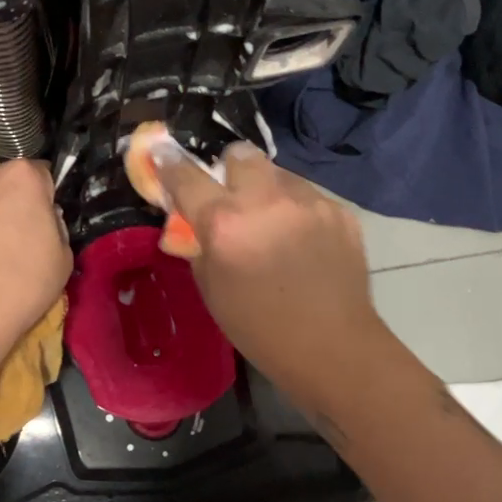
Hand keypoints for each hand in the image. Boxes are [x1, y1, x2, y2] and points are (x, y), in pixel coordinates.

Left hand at [0, 160, 71, 357]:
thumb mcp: (63, 258)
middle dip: (5, 205)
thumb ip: (52, 226)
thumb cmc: (21, 286)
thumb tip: (38, 223)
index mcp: (22, 177)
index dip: (42, 200)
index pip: (40, 175)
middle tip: (7, 242)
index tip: (39, 225)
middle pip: (0, 184)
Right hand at [153, 141, 389, 389]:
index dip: (170, 163)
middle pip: (240, 154)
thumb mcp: (210, 288)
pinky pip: (307, 195)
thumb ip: (198, 244)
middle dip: (230, 168)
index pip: (187, 177)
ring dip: (266, 189)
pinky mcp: (339, 210)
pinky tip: (302, 241)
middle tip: (231, 194)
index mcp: (224, 222)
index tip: (162, 154)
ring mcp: (308, 201)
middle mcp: (265, 200)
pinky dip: (296, 209)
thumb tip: (192, 221)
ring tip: (272, 223)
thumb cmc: (258, 327)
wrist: (332, 347)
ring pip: (278, 173)